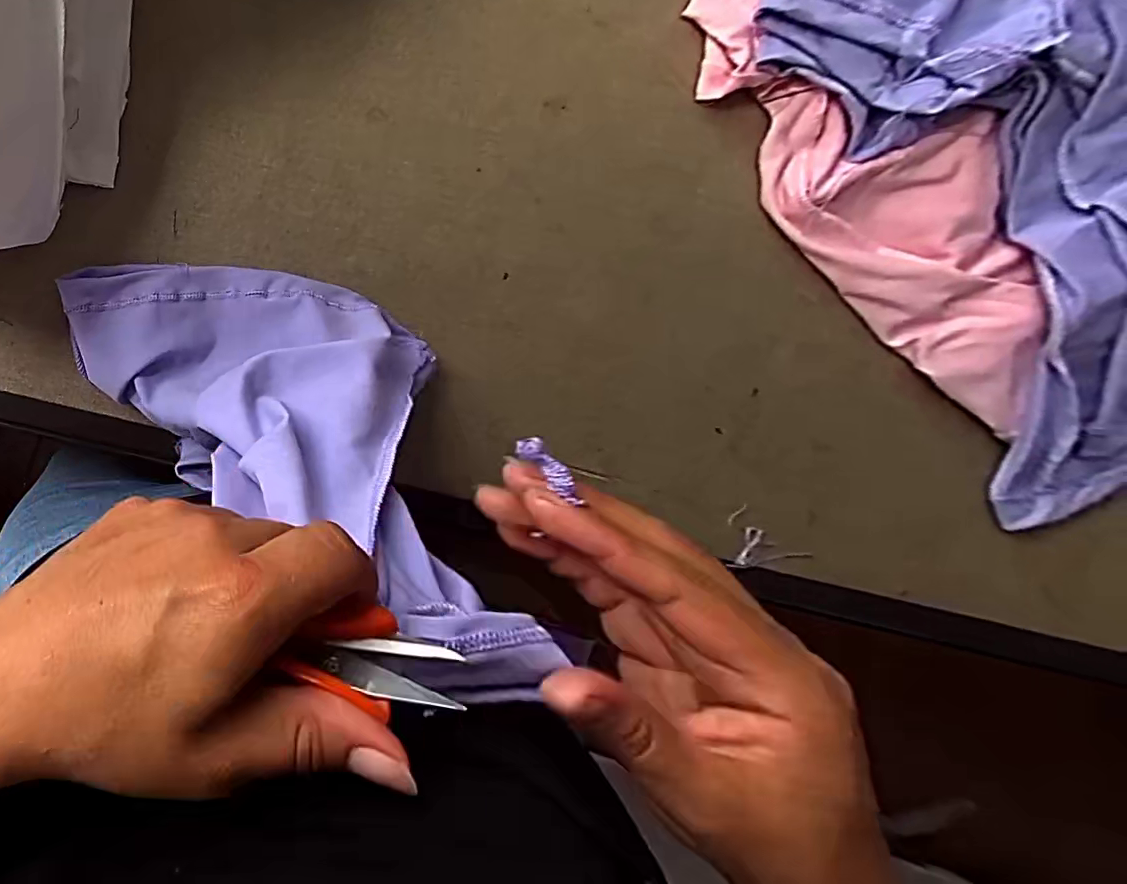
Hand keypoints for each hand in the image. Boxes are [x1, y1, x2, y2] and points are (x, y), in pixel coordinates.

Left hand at [0, 496, 414, 797]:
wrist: (2, 676)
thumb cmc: (109, 724)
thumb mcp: (218, 753)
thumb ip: (315, 738)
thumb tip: (399, 760)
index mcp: (243, 592)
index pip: (341, 552)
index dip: (354, 591)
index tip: (333, 634)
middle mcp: (211, 534)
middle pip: (295, 540)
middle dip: (300, 587)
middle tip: (264, 644)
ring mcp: (166, 512)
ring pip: (246, 529)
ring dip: (249, 569)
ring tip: (202, 623)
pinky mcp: (132, 507)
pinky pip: (195, 521)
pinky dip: (202, 552)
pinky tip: (159, 596)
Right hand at [476, 463, 892, 883]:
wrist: (812, 874)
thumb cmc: (774, 839)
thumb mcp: (698, 792)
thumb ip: (626, 729)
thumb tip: (558, 684)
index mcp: (770, 663)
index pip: (670, 579)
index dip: (599, 536)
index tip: (541, 503)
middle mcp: (739, 632)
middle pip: (651, 549)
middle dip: (579, 508)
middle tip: (517, 478)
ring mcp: (703, 633)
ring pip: (629, 558)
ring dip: (567, 524)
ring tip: (510, 496)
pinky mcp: (670, 640)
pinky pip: (615, 585)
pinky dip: (571, 556)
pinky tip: (532, 536)